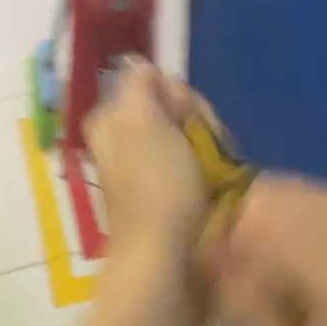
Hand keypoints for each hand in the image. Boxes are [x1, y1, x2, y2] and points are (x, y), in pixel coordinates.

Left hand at [87, 59, 210, 263]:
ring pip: (186, 136)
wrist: (163, 260)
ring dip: (207, 147)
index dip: (182, 97)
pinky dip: (206, 170)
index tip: (195, 120)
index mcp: (110, 118)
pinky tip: (214, 186)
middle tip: (211, 148)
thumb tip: (142, 65)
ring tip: (216, 172)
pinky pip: (191, 164)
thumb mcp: (141, 119)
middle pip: (172, 109)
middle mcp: (119, 139)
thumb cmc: (156, 186)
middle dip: (197, 123)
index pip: (157, 83)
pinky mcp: (162, 194)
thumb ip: (139, 82)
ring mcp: (141, 168)